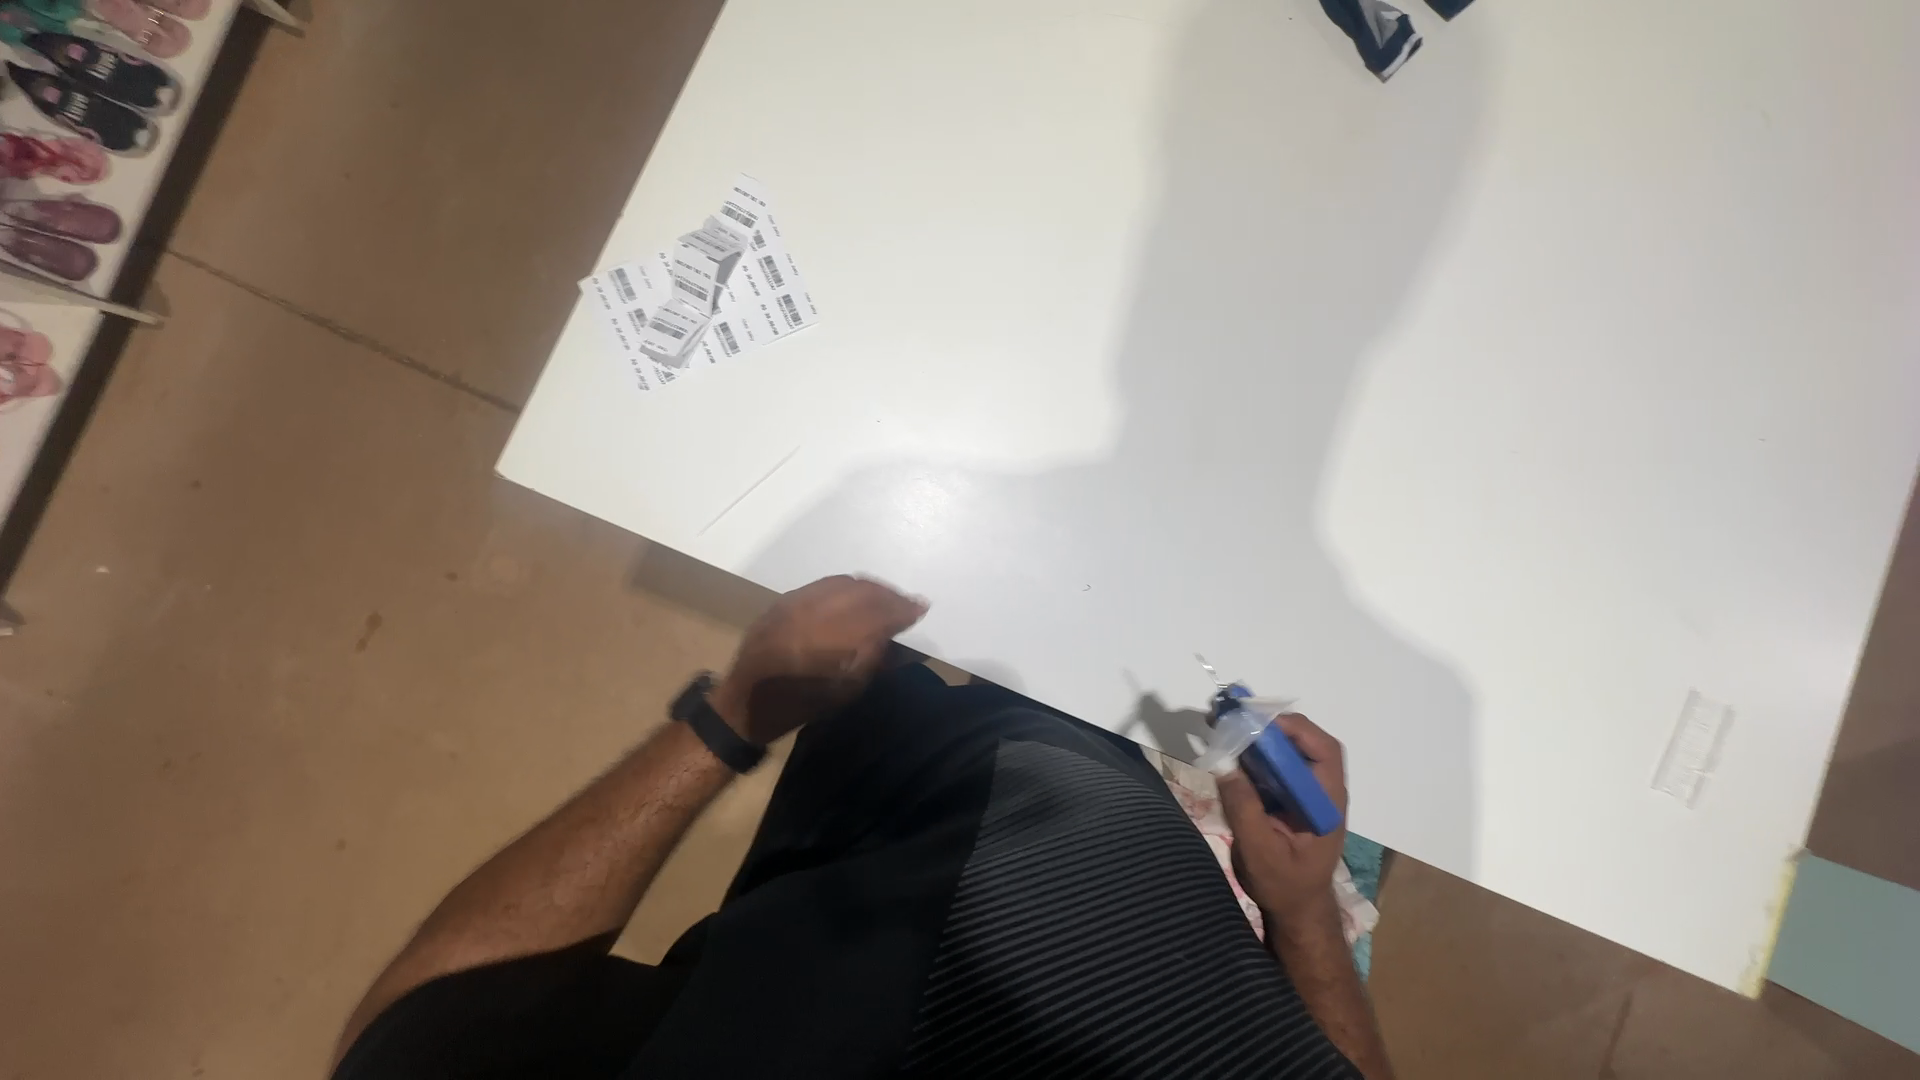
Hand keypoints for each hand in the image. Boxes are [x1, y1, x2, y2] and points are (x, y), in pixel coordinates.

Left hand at [708, 575, 928, 744]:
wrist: (748, 702)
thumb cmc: (803, 704)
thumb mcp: (848, 689)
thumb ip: (875, 657)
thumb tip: (898, 633)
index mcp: (832, 642)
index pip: (879, 613)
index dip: (904, 608)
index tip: (921, 608)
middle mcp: (814, 614)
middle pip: (864, 592)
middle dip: (890, 595)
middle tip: (907, 603)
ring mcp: (796, 603)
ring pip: (844, 582)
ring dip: (870, 588)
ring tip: (885, 597)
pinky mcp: (784, 600)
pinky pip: (823, 584)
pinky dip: (846, 587)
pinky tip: (855, 595)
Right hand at [1218, 712, 1349, 928]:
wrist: (1294, 910)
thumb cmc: (1284, 884)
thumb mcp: (1260, 850)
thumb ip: (1244, 807)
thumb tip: (1225, 765)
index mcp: (1326, 804)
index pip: (1323, 752)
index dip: (1295, 730)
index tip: (1257, 723)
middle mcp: (1319, 791)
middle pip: (1304, 743)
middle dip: (1270, 726)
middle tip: (1233, 718)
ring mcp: (1302, 792)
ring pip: (1286, 750)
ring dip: (1257, 736)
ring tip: (1224, 725)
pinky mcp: (1285, 796)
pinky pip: (1271, 764)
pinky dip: (1250, 751)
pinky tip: (1226, 747)